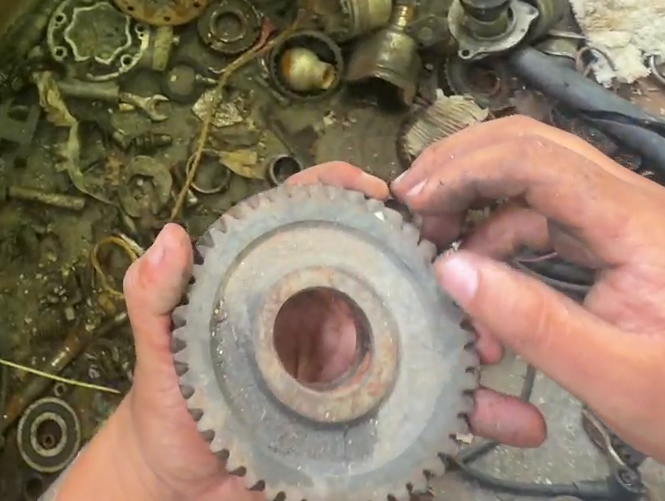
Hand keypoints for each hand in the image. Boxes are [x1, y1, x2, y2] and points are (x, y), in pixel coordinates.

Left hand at [56, 160, 550, 500]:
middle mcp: (318, 307)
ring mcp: (348, 362)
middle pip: (383, 268)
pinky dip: (470, 411)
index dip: (348, 192)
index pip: (312, 215)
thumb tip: (169, 237)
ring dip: (464, 335)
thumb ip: (153, 296)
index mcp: (272, 278)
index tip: (389, 194)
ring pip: (418, 333)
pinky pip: (425, 407)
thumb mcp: (156, 350)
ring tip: (500, 350)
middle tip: (466, 285)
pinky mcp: (367, 417)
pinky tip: (510, 419)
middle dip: (430, 267)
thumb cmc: (168, 406)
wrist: (182, 490)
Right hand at [390, 118, 664, 492]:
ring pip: (535, 171)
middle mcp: (634, 199)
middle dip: (462, 162)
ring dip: (479, 194)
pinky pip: (547, 211)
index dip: (464, 168)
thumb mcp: (616, 380)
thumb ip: (529, 320)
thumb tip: (449, 268)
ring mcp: (627, 215)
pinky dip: (503, 228)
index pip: (536, 158)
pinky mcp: (619, 237)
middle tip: (410, 198)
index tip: (412, 198)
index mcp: (640, 220)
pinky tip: (481, 265)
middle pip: (532, 143)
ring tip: (434, 232)